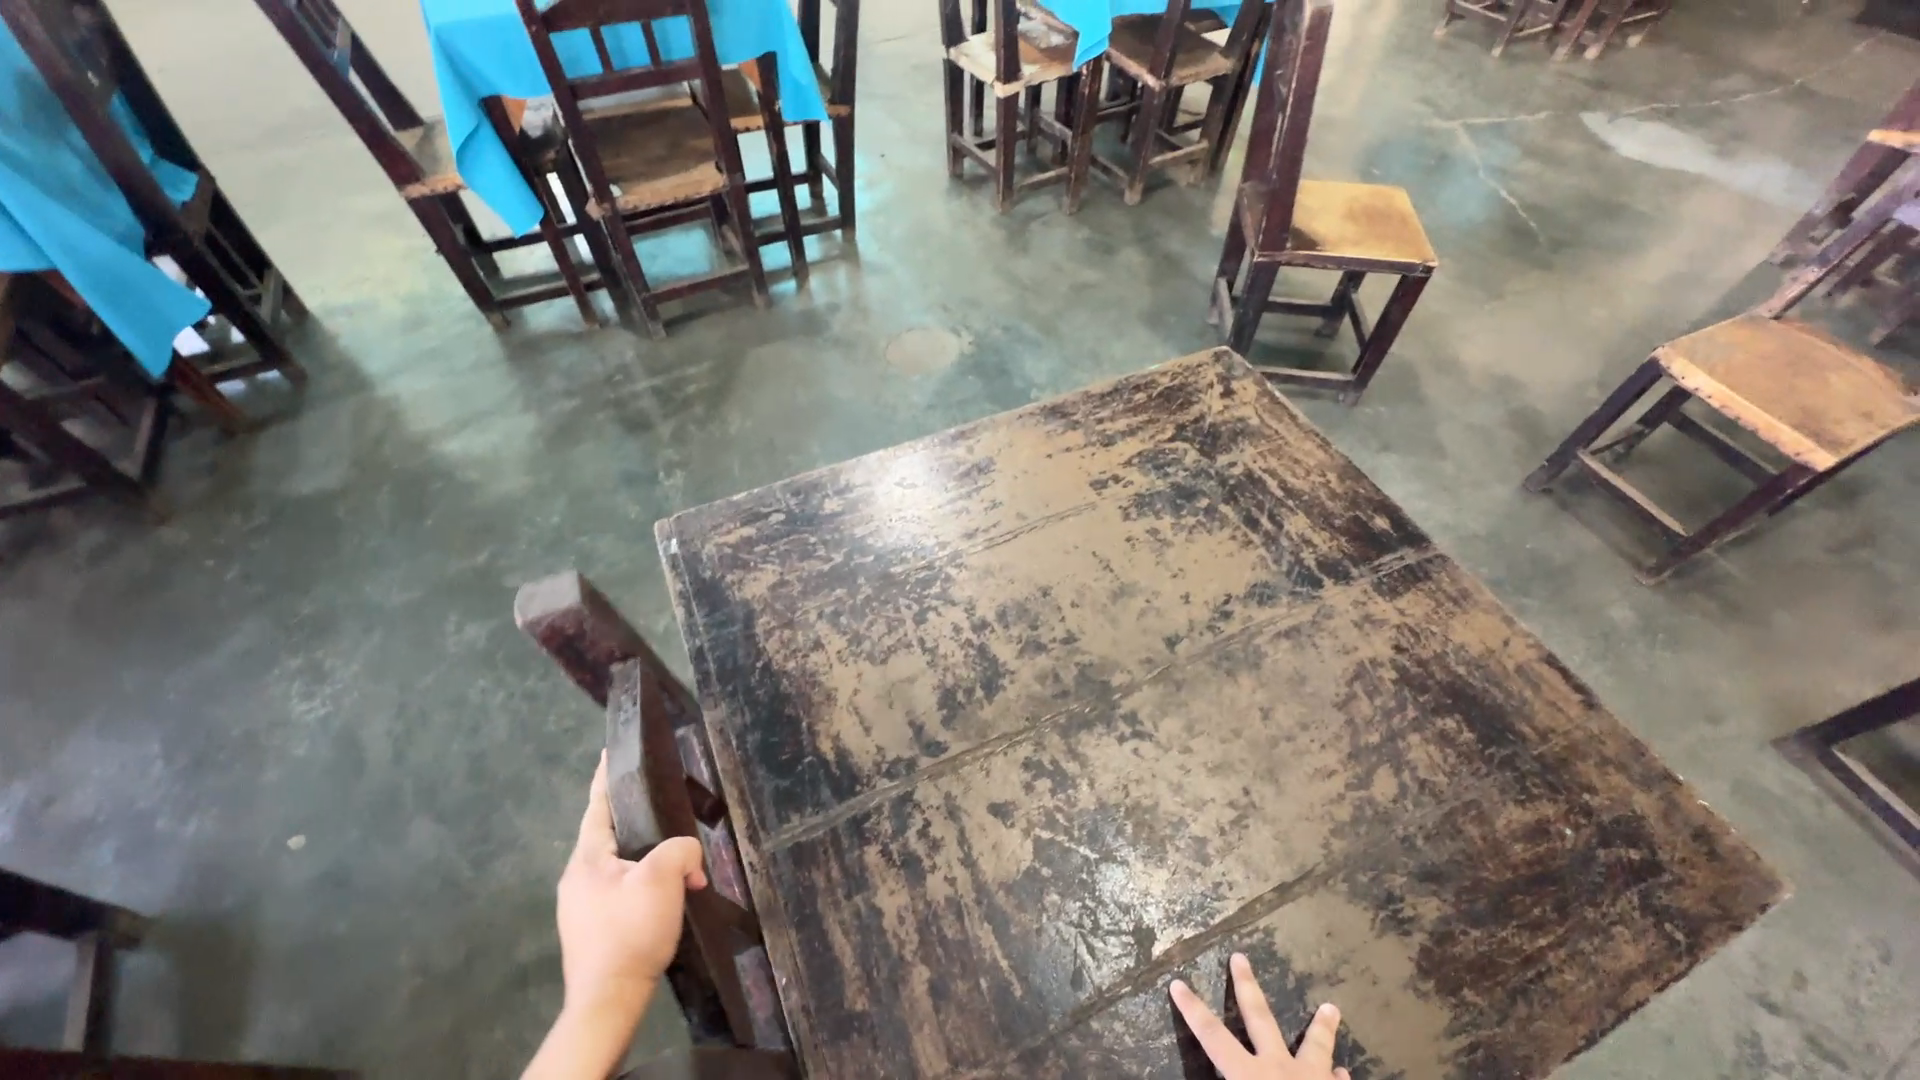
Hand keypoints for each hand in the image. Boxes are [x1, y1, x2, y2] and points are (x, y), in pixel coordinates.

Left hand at [556, 753, 708, 1022]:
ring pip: (620, 866)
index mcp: (587, 859)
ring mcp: (581, 907)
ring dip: (649, 860)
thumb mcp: (663, 878)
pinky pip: (621, 890)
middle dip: (641, 825)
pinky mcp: (592, 930)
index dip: (606, 778)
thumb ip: (679, 849)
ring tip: (680, 862)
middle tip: (668, 811)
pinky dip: (645, 884)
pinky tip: (668, 895)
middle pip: (610, 836)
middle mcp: (577, 878)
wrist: (609, 1000)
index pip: (598, 806)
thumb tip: (686, 855)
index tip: (610, 752)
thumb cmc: (630, 931)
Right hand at [1170, 953, 1349, 1079]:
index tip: (1178, 982)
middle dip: (1247, 987)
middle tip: (1241, 957)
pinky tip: (1344, 1075)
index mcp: (1249, 1076)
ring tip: (1332, 1008)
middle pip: (1260, 1020)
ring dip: (1322, 1028)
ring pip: (1317, 1048)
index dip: (1193, 1010)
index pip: (1213, 1036)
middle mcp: (1280, 1070)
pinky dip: (1338, 1079)